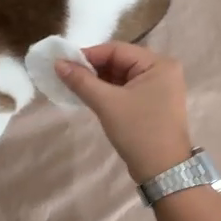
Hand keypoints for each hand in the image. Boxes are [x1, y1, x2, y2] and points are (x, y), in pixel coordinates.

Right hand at [54, 42, 194, 180]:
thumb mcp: (107, 103)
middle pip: (119, 61)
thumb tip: (57, 63)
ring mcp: (159, 88)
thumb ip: (81, 81)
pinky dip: (108, 92)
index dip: (88, 55)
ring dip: (98, 81)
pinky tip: (90, 97)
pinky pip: (126, 90)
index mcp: (158, 63)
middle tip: (66, 76)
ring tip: (74, 87)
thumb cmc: (138, 131)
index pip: (117, 50)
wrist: (163, 170)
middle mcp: (162, 70)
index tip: (63, 64)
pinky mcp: (152, 103)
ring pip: (121, 76)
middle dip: (92, 69)